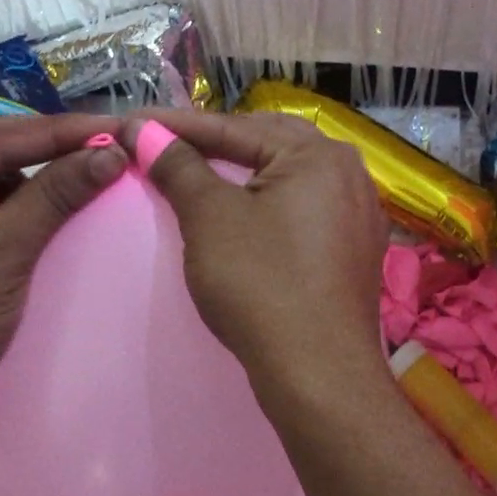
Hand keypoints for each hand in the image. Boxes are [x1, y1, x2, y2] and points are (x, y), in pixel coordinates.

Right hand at [127, 110, 391, 396]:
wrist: (319, 372)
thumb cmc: (261, 285)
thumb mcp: (211, 218)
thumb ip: (180, 167)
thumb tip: (148, 132)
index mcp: (320, 154)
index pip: (237, 128)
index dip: (180, 126)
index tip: (136, 123)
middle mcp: (351, 173)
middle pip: (271, 143)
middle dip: (219, 141)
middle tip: (169, 142)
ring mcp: (360, 213)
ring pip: (292, 176)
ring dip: (247, 170)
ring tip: (203, 169)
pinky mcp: (358, 249)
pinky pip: (307, 208)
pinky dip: (272, 203)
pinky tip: (250, 212)